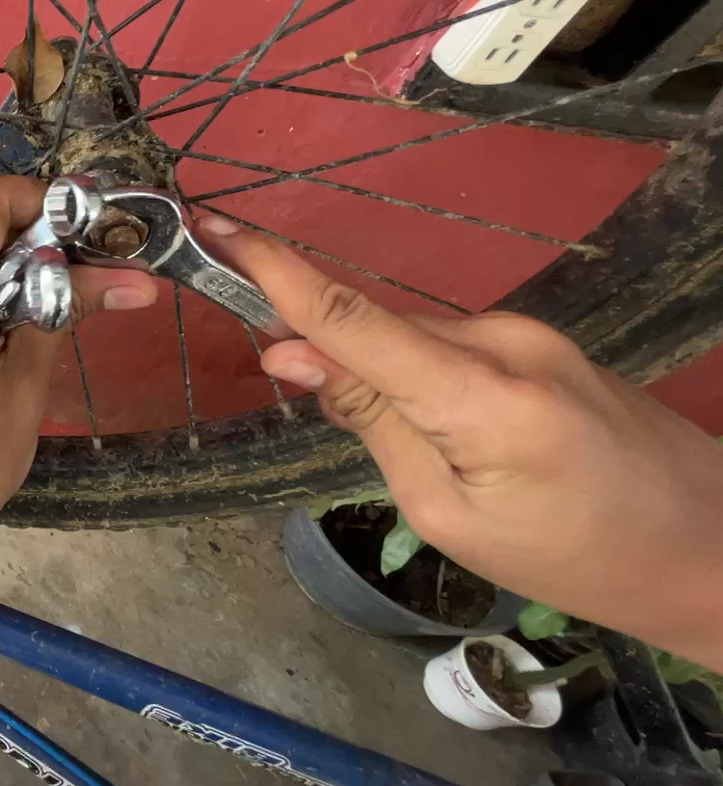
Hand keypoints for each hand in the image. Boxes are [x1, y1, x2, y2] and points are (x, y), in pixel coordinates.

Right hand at [203, 216, 722, 668]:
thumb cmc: (574, 557)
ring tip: (412, 443)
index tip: (212, 227)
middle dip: (316, 348)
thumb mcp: (442, 509)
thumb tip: (287, 354)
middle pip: (366, 327)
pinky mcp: (531, 339)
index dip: (271, 269)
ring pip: (397, 334)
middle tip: (319, 408)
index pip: (346, 317)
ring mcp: (522, 334)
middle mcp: (499, 341)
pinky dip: (400, 367)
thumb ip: (366, 419)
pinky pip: (431, 341)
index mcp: (477, 395)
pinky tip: (436, 423)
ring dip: (365, 366)